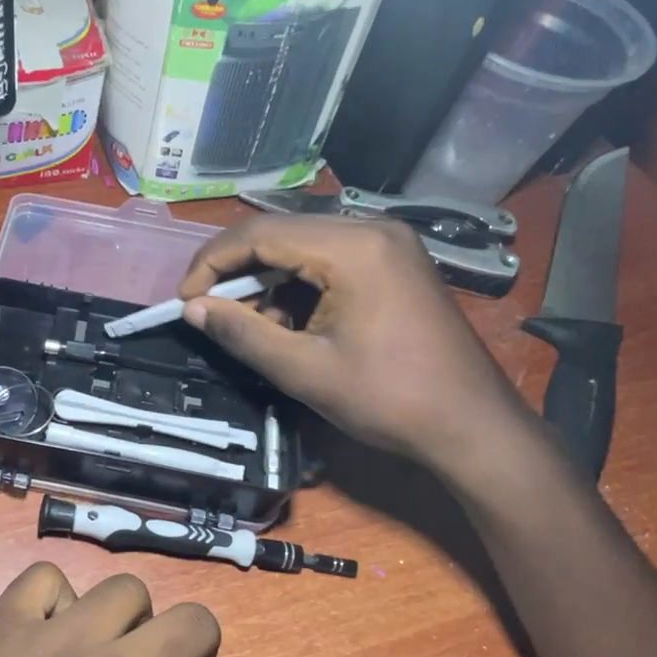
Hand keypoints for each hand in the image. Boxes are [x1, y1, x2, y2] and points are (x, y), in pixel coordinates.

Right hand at [179, 214, 529, 469]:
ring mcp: (388, 244)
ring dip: (267, 283)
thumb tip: (192, 309)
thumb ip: (243, 332)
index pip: (259, 234)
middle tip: (208, 312)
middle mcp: (371, 230)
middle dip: (237, 272)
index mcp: (352, 247)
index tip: (185, 301)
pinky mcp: (395, 264)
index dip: (212, 263)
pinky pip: (329, 260)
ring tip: (252, 328)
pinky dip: (299, 288)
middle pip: (280, 234)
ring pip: (302, 247)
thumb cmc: (388, 399)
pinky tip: (290, 325)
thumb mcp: (304, 370)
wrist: (471, 426)